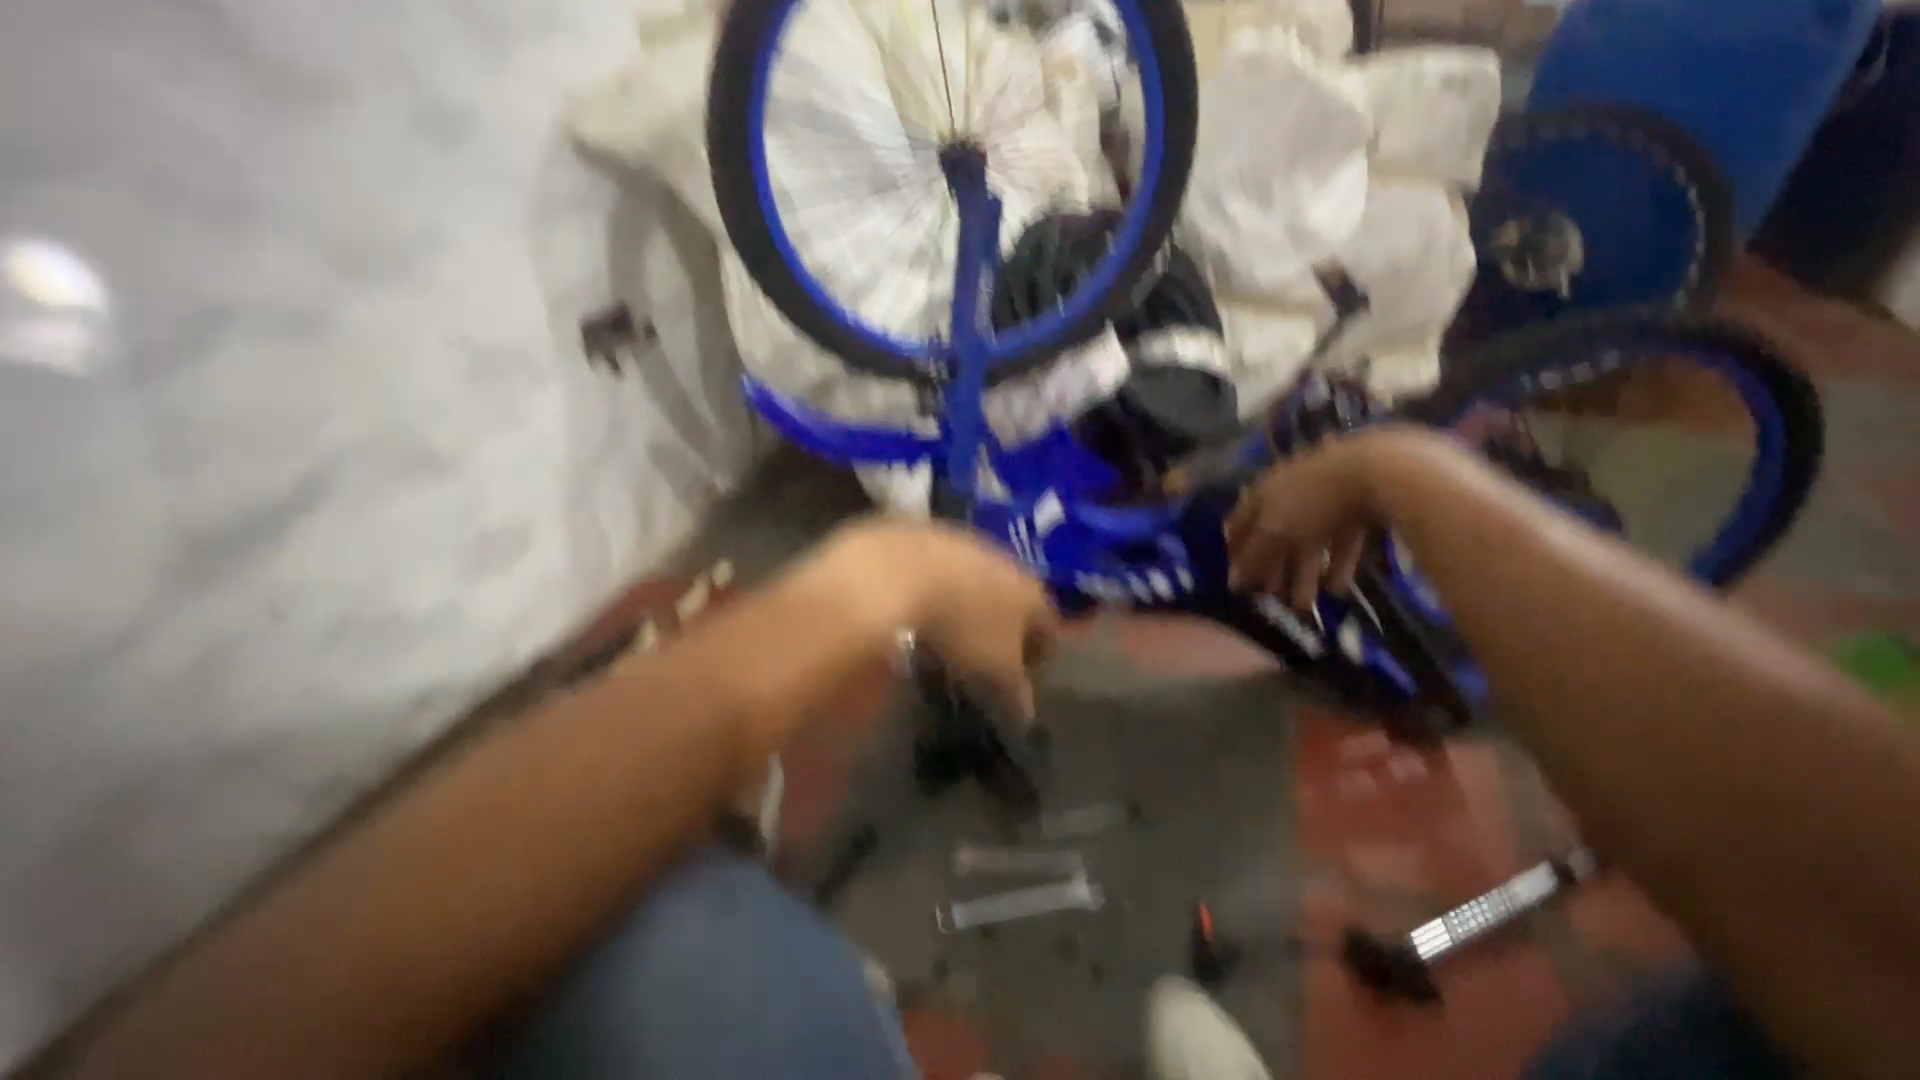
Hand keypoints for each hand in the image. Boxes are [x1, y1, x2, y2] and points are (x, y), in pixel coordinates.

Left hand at [824, 518, 1061, 719]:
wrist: (894, 574)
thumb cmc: (962, 629)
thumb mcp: (994, 675)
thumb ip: (1015, 695)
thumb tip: (1024, 713)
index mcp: (1031, 589)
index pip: (1049, 625)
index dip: (1038, 655)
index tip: (1022, 678)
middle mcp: (1003, 557)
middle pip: (1010, 595)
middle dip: (999, 623)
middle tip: (979, 655)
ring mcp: (958, 540)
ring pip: (970, 575)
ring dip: (962, 600)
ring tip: (940, 632)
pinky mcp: (916, 531)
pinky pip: (930, 565)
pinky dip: (926, 585)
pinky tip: (908, 606)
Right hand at [1224, 430, 1408, 609]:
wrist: (1378, 471)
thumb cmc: (1313, 500)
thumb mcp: (1275, 531)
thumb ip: (1254, 558)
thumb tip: (1232, 581)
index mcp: (1264, 491)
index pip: (1241, 523)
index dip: (1236, 551)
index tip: (1235, 579)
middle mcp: (1290, 492)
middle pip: (1275, 535)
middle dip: (1272, 568)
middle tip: (1271, 597)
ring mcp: (1325, 499)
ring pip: (1308, 541)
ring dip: (1304, 574)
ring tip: (1304, 606)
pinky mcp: (1357, 508)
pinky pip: (1340, 540)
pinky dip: (1336, 565)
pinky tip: (1337, 590)